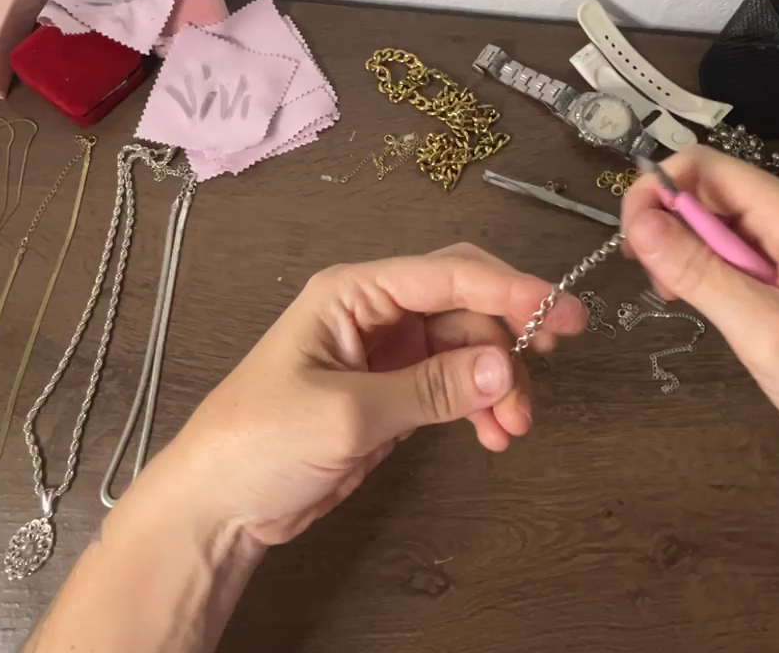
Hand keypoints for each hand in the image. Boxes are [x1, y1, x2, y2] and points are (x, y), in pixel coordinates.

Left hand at [135, 244, 584, 546]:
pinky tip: (494, 435)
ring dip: (499, 379)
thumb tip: (506, 369)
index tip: (559, 310)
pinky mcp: (396, 388)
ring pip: (467, 345)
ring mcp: (389, 349)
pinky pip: (455, 382)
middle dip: (509, 331)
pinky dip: (480, 404)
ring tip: (516, 426)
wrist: (219, 503)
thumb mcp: (346, 414)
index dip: (506, 287)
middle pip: (463, 302)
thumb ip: (429, 389)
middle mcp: (377, 309)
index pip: (444, 274)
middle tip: (555, 359)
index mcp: (355, 291)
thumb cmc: (261, 439)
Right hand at [620, 146, 778, 474]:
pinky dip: (709, 274)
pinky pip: (736, 253)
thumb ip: (699, 272)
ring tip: (684, 303)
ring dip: (685, 254)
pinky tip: (713, 309)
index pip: (703, 166)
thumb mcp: (767, 331)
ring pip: (717, 224)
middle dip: (667, 228)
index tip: (632, 246)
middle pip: (707, 191)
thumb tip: (638, 220)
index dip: (657, 192)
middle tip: (661, 288)